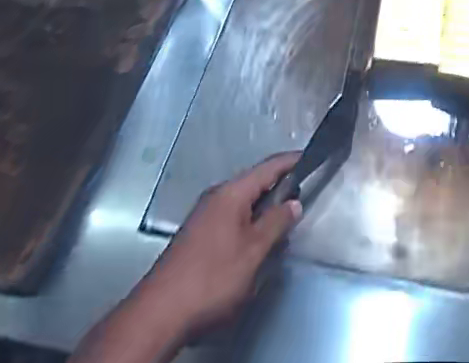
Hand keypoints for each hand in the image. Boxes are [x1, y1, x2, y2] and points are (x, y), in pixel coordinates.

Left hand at [71, 154, 302, 362]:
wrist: (160, 312)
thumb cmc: (211, 278)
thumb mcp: (253, 252)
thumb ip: (276, 223)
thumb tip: (293, 202)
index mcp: (231, 193)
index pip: (267, 167)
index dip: (290, 161)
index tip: (308, 156)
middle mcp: (215, 197)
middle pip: (253, 182)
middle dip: (278, 185)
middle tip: (301, 192)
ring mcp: (203, 215)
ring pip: (241, 201)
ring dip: (263, 206)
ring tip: (283, 218)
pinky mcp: (197, 235)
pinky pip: (231, 216)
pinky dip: (248, 220)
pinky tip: (255, 239)